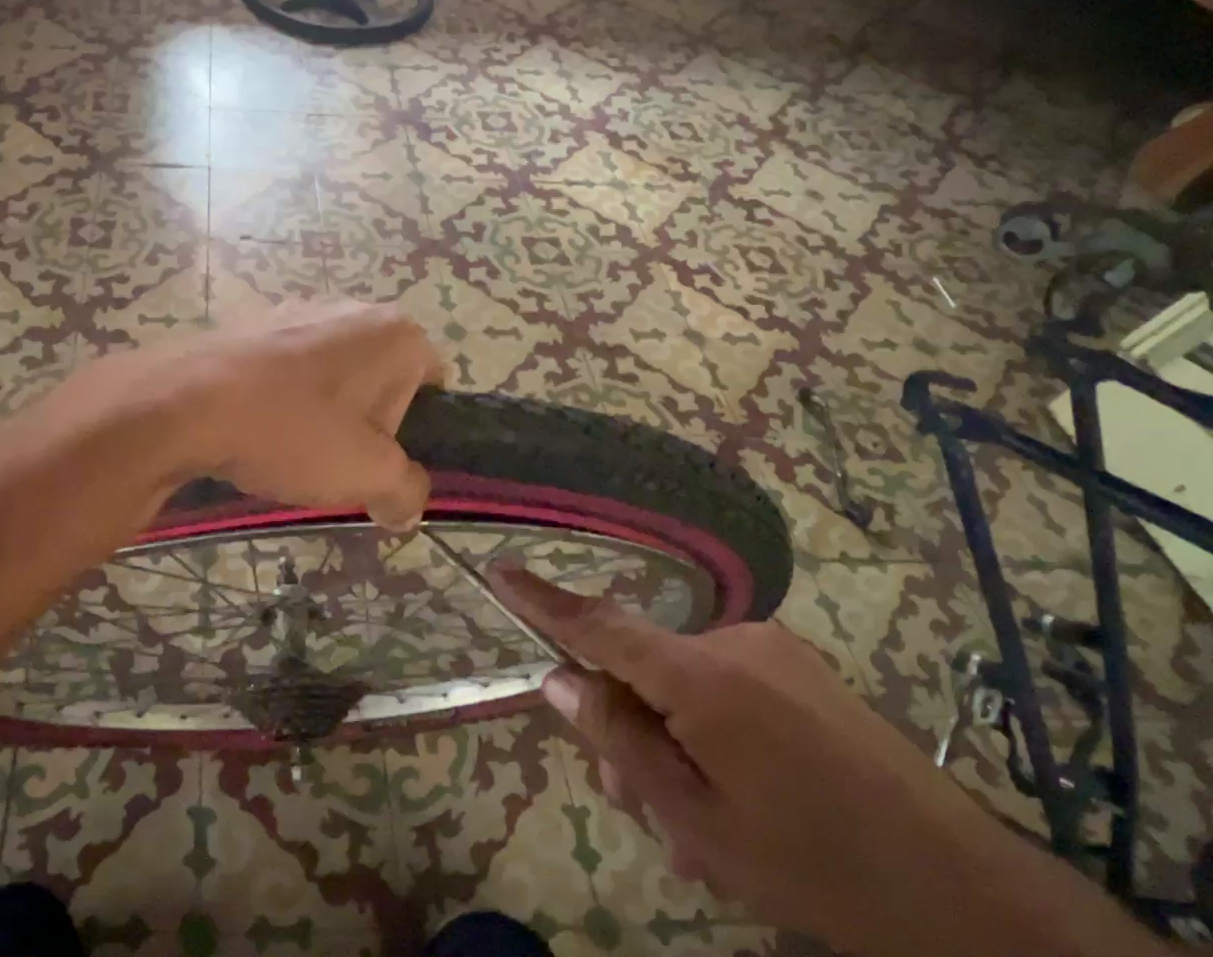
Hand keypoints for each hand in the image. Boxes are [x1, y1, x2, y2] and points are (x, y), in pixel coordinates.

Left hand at [44, 301, 444, 529]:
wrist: (185, 404)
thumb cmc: (294, 432)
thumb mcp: (368, 475)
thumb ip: (406, 491)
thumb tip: (407, 506)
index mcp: (397, 334)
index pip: (434, 383)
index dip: (418, 430)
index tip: (384, 463)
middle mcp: (352, 309)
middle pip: (381, 379)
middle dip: (368, 422)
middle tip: (340, 463)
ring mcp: (296, 311)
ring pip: (330, 375)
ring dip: (322, 413)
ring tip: (291, 452)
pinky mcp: (250, 325)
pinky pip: (284, 371)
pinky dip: (280, 400)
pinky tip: (256, 432)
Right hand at [489, 566, 1171, 956]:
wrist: (963, 891)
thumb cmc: (809, 860)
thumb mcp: (692, 814)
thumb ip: (618, 738)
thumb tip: (560, 681)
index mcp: (703, 677)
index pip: (599, 625)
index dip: (543, 601)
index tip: (499, 571)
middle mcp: (737, 645)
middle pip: (638, 668)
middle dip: (621, 726)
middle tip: (634, 799)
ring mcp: (777, 655)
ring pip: (678, 685)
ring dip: (667, 741)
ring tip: (693, 825)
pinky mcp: (804, 673)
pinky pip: (722, 689)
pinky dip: (705, 733)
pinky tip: (730, 798)